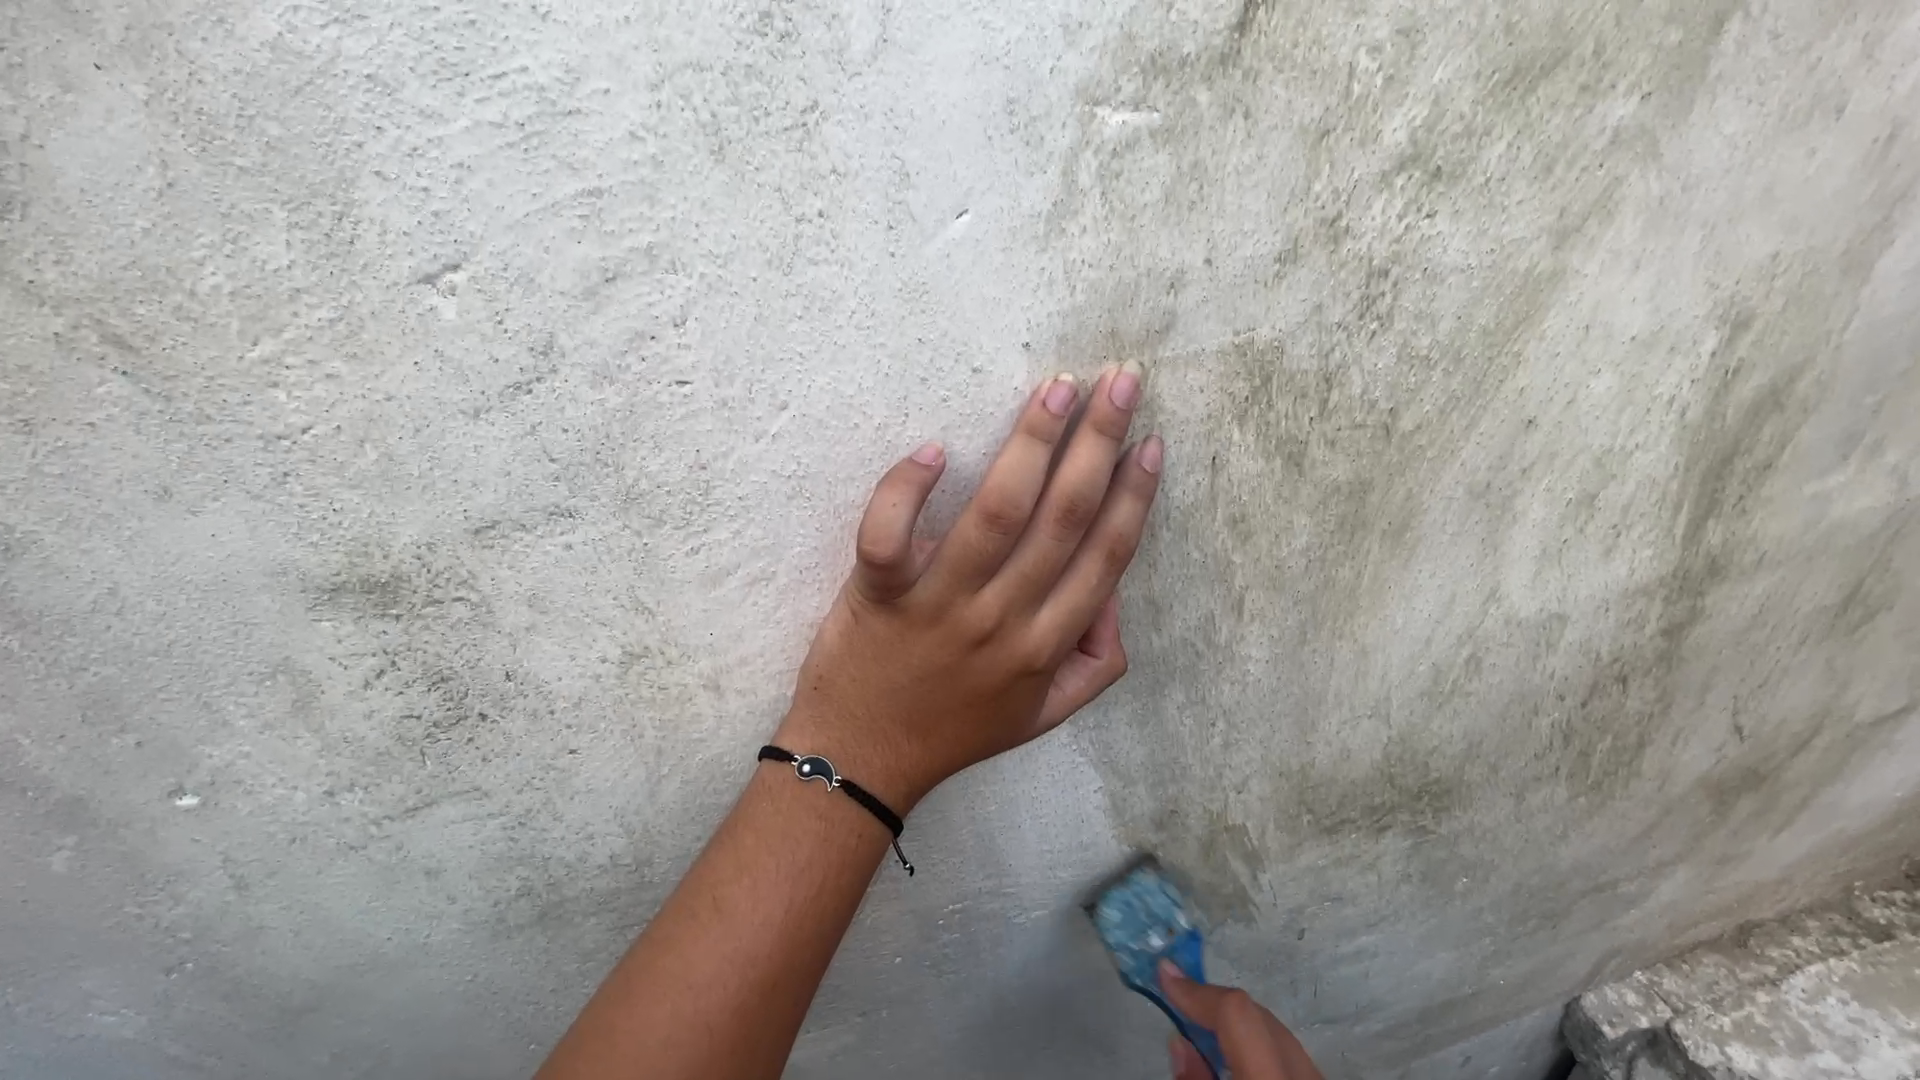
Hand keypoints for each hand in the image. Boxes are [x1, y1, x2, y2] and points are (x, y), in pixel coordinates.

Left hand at [774, 364, 1162, 809]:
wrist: (862, 760)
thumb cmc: (953, 730)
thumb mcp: (1042, 715)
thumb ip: (1094, 663)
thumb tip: (1114, 599)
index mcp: (1045, 645)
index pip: (1105, 557)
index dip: (1135, 496)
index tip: (1151, 442)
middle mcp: (1002, 620)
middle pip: (1063, 518)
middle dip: (1099, 443)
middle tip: (1121, 380)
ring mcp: (939, 607)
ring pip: (996, 513)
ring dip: (1031, 444)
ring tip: (1058, 389)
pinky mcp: (877, 596)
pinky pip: (890, 536)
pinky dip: (907, 491)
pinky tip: (933, 449)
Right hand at [1160, 963, 1323, 1079]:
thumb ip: (1195, 1079)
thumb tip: (1181, 1041)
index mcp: (1272, 1079)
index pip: (1238, 1014)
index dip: (1198, 991)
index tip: (1165, 974)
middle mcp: (1304, 1073)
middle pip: (1258, 1014)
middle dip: (1215, 1004)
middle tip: (1179, 1001)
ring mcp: (1319, 1076)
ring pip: (1276, 1029)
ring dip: (1238, 1022)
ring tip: (1205, 1028)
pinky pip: (1290, 1050)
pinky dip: (1260, 1042)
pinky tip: (1238, 1056)